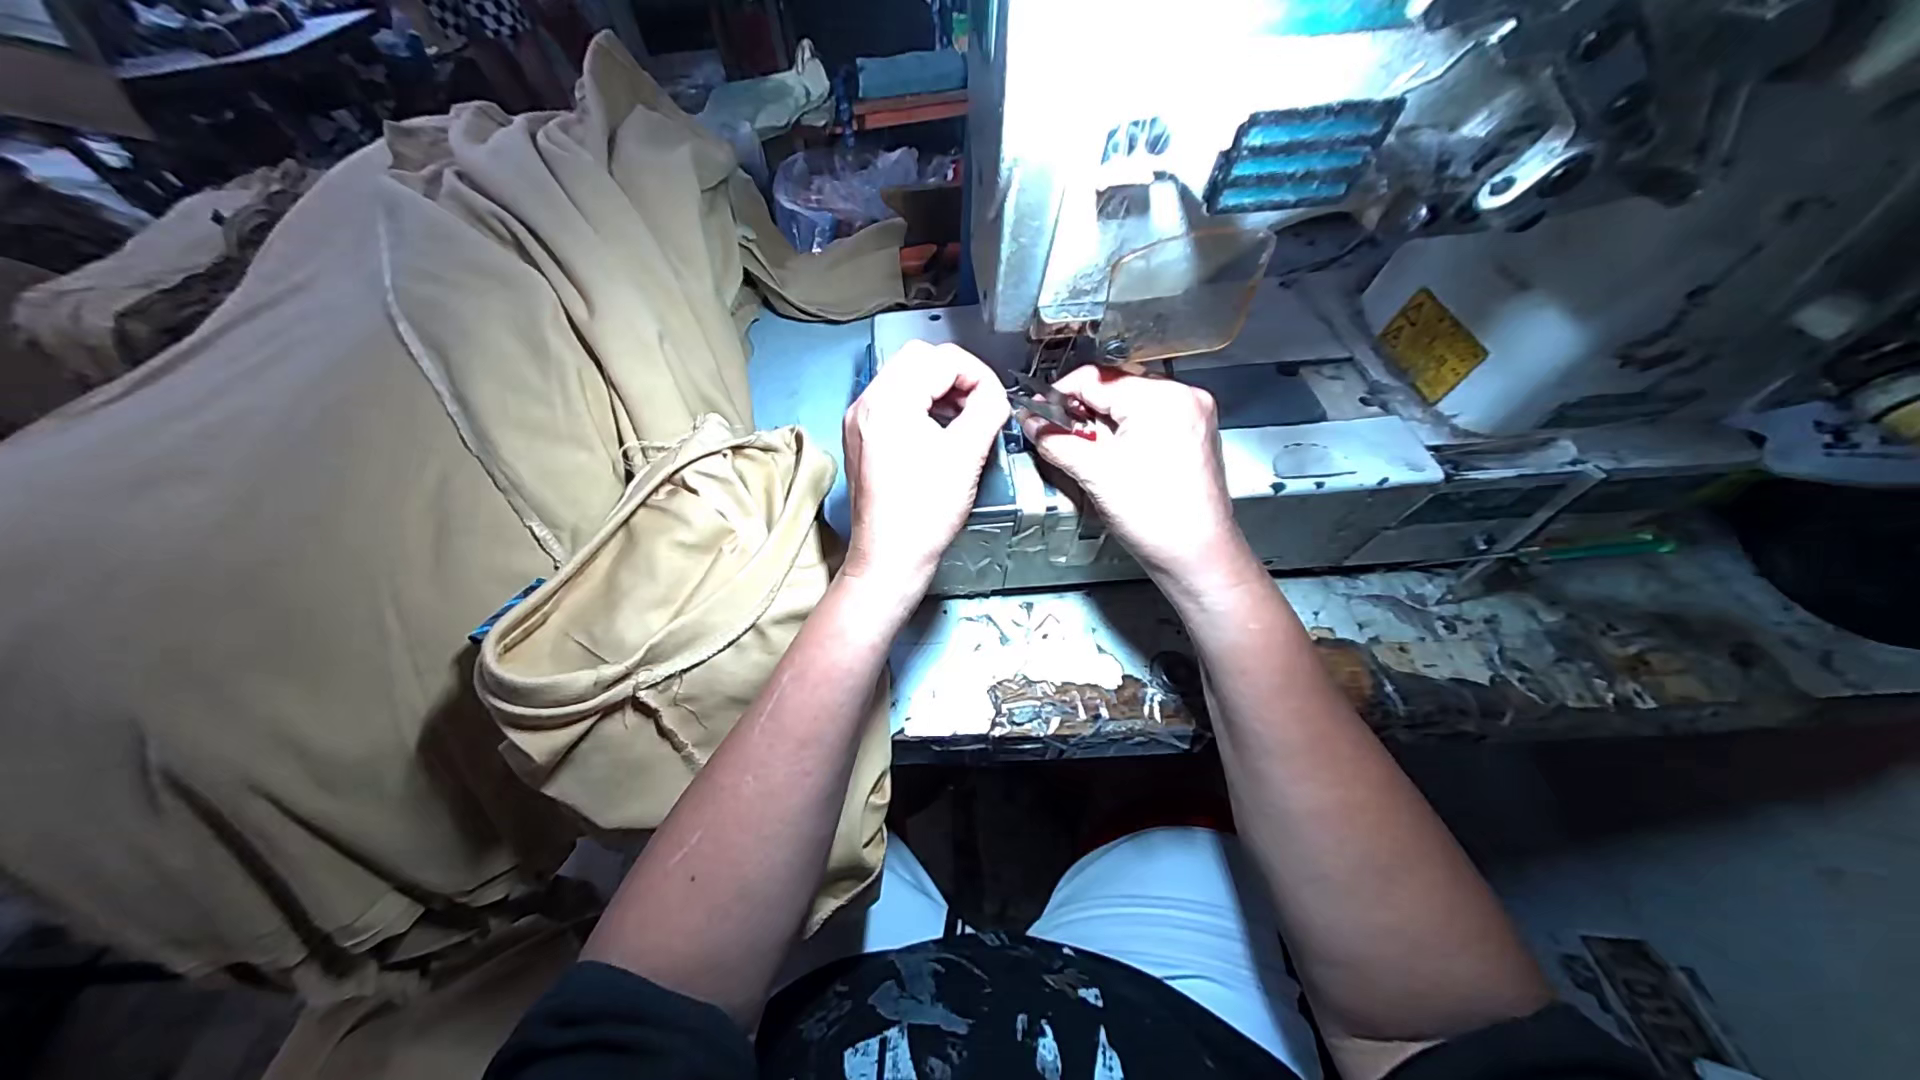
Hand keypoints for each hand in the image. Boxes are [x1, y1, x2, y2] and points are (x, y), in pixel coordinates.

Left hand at [843, 341, 1009, 591]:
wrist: (889, 558)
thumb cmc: (923, 514)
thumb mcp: (968, 454)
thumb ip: (987, 410)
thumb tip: (994, 395)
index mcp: (889, 401)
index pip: (941, 359)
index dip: (978, 374)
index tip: (995, 399)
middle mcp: (866, 404)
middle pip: (918, 360)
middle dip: (956, 376)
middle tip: (980, 403)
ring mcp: (860, 422)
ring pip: (905, 379)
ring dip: (939, 390)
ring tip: (964, 420)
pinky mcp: (862, 440)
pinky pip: (894, 404)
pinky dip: (921, 408)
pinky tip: (941, 432)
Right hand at [1019, 366, 1246, 583]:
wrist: (1197, 555)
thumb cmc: (1161, 520)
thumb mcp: (1095, 473)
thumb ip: (1056, 441)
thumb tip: (1034, 423)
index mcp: (1161, 399)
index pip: (1094, 378)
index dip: (1060, 394)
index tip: (1040, 410)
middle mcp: (1183, 398)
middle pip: (1113, 386)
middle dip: (1081, 408)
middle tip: (1056, 431)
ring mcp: (1192, 414)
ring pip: (1130, 402)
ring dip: (1101, 420)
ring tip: (1086, 450)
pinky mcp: (1193, 433)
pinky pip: (1149, 417)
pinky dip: (1125, 430)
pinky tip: (1112, 455)